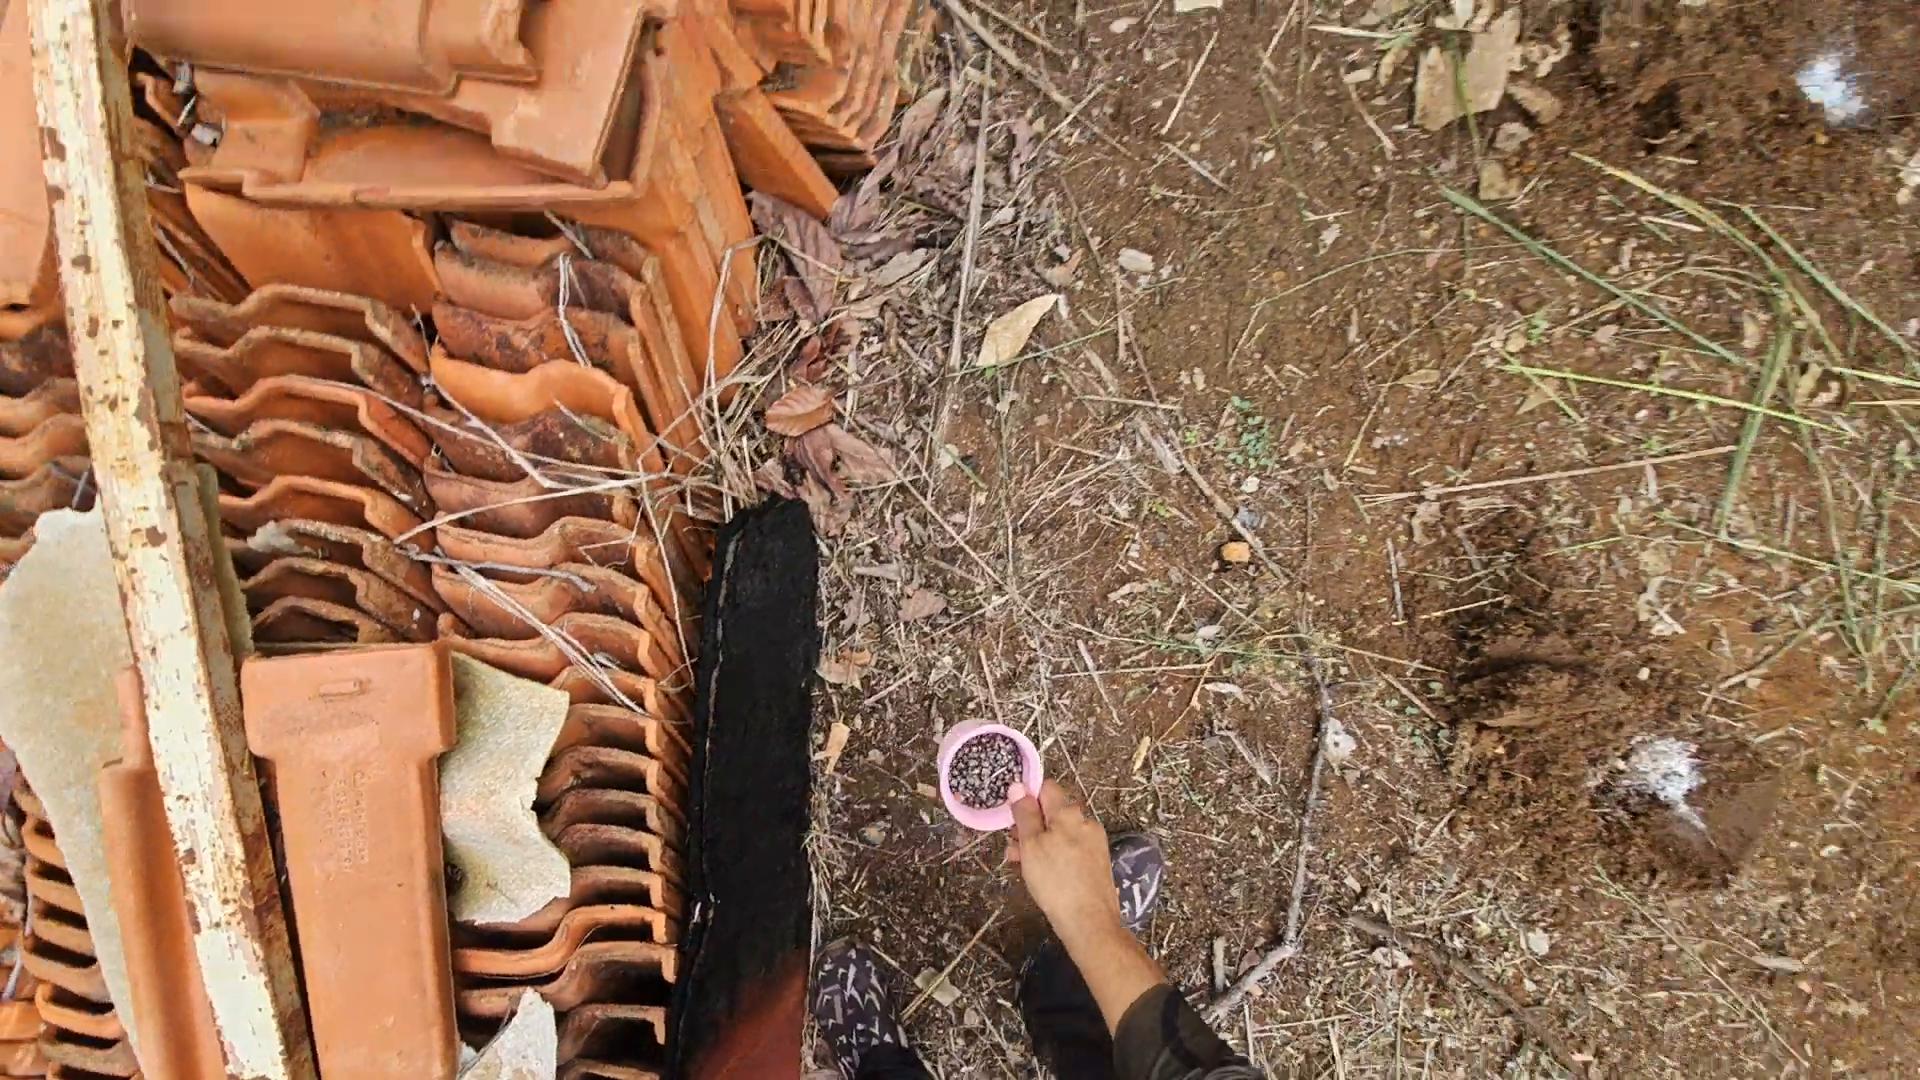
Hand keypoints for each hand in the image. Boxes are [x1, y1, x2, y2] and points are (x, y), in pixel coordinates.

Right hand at [1005, 779, 1124, 949]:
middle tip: (1013, 847)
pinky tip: (1043, 874)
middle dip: (1031, 826)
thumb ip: (1025, 814)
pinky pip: (1071, 849)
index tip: (1015, 819)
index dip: (1028, 799)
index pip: (1046, 788)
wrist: (1090, 923)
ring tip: (1022, 865)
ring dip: (1040, 843)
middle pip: (1052, 812)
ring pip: (1060, 833)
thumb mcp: (1031, 845)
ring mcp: (1094, 842)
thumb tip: (1018, 786)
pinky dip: (1055, 855)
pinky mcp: (1097, 862)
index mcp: (1068, 812)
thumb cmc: (1055, 881)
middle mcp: (1085, 821)